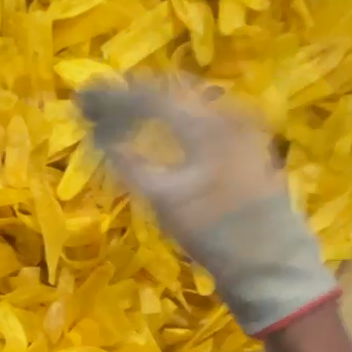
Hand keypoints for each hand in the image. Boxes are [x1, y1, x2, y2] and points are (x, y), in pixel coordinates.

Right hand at [78, 82, 337, 336]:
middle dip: (128, 98)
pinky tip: (154, 133)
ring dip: (148, 108)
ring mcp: (239, 128)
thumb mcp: (164, 201)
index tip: (82, 101)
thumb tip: (100, 139)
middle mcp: (225, 114)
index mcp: (205, 124)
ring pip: (184, 104)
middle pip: (168, 92)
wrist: (269, 259)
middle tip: (94, 107)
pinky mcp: (245, 145)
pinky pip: (199, 118)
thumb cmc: (213, 234)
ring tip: (117, 118)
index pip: (149, 96)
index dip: (112, 97)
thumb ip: (130, 164)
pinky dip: (170, 121)